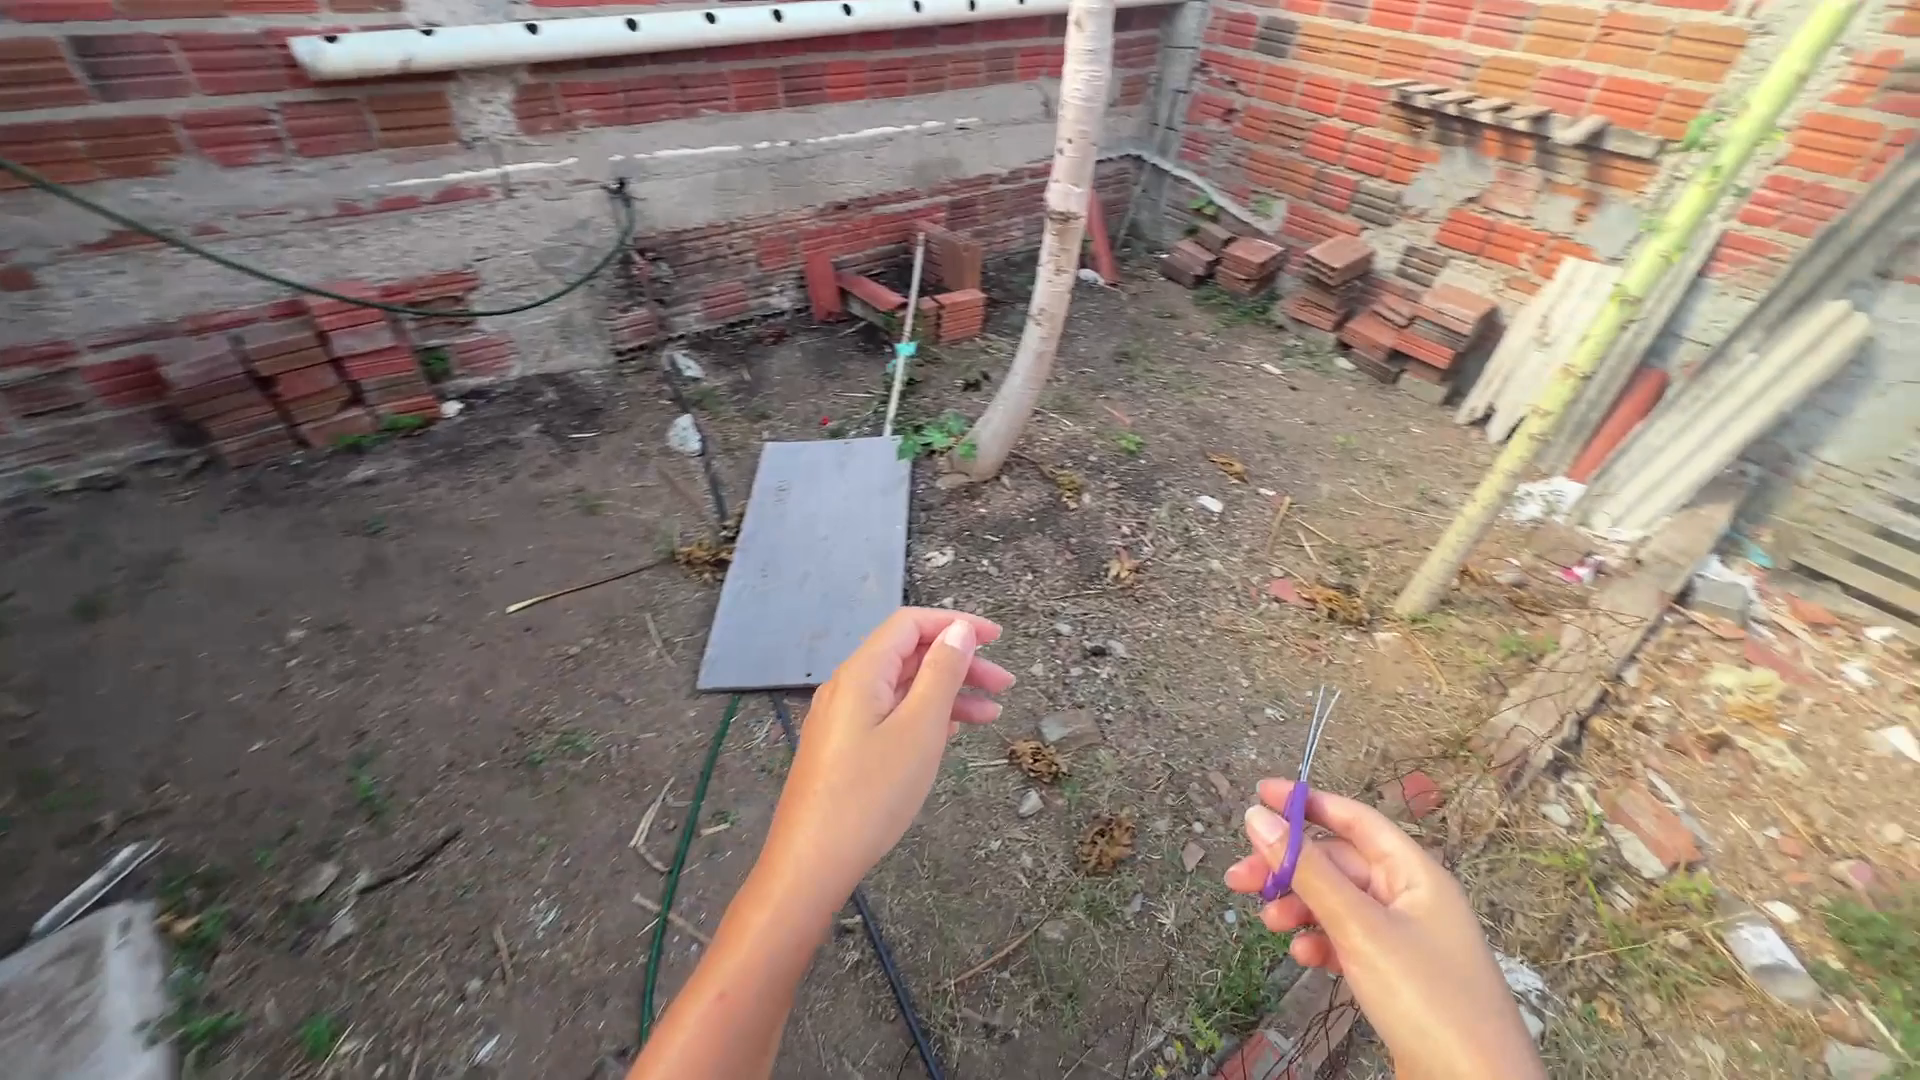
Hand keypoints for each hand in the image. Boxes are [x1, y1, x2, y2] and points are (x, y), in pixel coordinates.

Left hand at [761, 608, 1012, 908]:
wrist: (812, 862)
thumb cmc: (871, 793)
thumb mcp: (919, 729)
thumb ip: (941, 674)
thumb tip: (957, 629)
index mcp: (863, 672)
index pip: (910, 624)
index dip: (955, 624)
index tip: (996, 639)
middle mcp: (850, 686)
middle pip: (910, 656)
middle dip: (960, 662)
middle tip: (1005, 685)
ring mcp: (845, 719)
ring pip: (904, 689)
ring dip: (948, 693)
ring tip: (993, 714)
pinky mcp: (846, 748)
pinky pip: (892, 715)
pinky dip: (926, 716)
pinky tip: (953, 731)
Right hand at [1224, 780, 1544, 1079]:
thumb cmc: (1426, 999)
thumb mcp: (1359, 927)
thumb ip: (1306, 870)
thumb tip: (1258, 816)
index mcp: (1416, 875)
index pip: (1356, 820)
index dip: (1308, 804)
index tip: (1259, 795)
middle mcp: (1411, 899)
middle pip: (1337, 864)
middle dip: (1288, 867)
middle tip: (1238, 878)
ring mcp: (1404, 940)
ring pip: (1337, 903)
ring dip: (1298, 906)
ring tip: (1268, 923)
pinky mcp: (1395, 977)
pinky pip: (1346, 940)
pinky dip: (1319, 941)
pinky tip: (1303, 956)